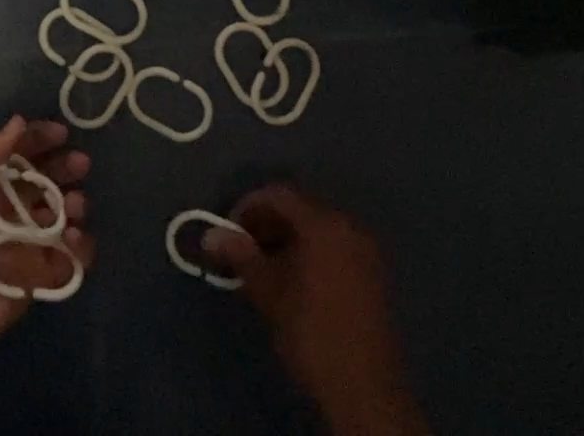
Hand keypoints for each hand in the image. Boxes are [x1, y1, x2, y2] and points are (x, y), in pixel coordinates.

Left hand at [0, 116, 94, 373]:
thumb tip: (19, 121)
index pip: (18, 154)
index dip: (39, 139)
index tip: (62, 133)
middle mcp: (10, 210)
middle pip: (46, 180)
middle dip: (65, 168)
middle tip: (81, 164)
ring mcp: (28, 242)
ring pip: (64, 215)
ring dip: (75, 205)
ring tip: (74, 207)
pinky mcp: (43, 274)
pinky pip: (71, 256)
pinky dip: (80, 246)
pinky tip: (74, 241)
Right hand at [204, 186, 427, 435]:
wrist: (364, 388)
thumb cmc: (310, 331)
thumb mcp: (268, 291)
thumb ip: (240, 255)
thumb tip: (210, 234)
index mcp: (324, 224)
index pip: (279, 195)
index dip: (247, 208)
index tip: (227, 234)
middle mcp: (349, 228)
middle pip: (299, 209)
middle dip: (266, 224)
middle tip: (241, 252)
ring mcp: (365, 252)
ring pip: (316, 230)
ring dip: (286, 240)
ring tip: (261, 269)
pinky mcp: (373, 276)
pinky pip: (333, 248)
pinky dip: (308, 253)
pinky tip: (290, 280)